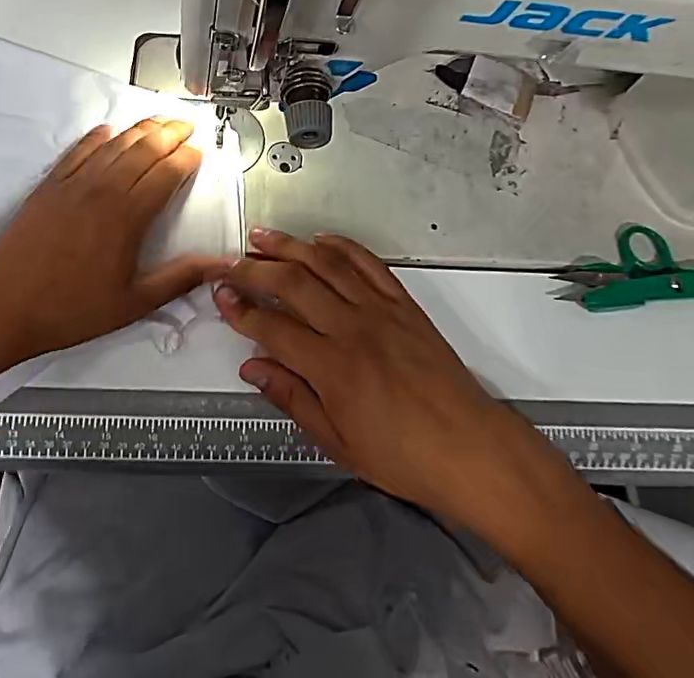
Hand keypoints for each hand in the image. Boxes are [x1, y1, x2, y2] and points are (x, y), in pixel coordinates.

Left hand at [0, 118, 230, 388]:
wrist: (3, 306)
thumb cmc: (68, 308)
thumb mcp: (133, 303)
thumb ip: (179, 279)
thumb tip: (218, 266)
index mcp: (127, 216)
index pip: (167, 173)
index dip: (187, 158)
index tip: (200, 151)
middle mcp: (102, 190)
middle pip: (144, 148)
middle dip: (170, 133)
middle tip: (187, 125)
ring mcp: (73, 184)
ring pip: (114, 144)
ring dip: (140, 129)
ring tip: (158, 122)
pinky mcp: (49, 185)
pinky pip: (78, 150)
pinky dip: (97, 137)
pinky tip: (107, 132)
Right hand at [215, 228, 562, 525]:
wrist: (473, 450)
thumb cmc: (405, 457)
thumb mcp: (338, 442)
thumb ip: (292, 398)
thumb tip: (253, 369)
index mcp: (332, 368)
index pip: (272, 327)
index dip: (240, 310)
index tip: (220, 296)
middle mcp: (353, 329)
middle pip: (293, 283)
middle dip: (254, 269)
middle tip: (229, 262)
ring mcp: (381, 311)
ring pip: (326, 264)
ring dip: (291, 246)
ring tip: (263, 236)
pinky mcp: (404, 305)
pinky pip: (369, 264)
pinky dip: (343, 246)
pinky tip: (322, 240)